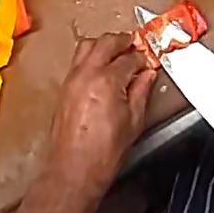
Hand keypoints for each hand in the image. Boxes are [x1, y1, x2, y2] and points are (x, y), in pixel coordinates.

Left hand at [42, 33, 157, 198]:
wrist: (73, 171)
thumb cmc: (104, 152)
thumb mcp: (134, 121)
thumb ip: (142, 91)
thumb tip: (148, 73)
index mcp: (107, 81)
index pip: (130, 57)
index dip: (143, 57)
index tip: (150, 60)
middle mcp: (87, 74)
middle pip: (106, 42)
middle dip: (123, 41)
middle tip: (136, 45)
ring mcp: (72, 79)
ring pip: (87, 46)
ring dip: (104, 44)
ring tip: (118, 52)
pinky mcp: (63, 87)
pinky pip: (77, 60)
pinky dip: (91, 56)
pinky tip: (102, 67)